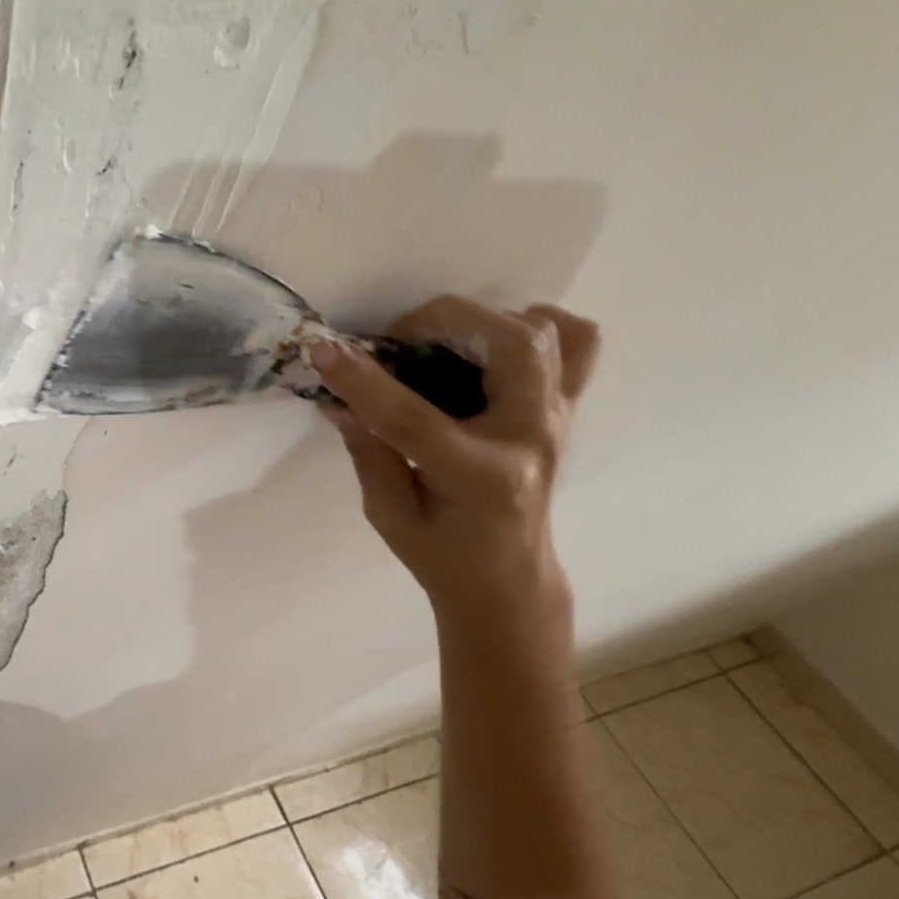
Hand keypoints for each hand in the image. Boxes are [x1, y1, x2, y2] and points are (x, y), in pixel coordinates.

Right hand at [305, 295, 599, 620]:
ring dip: (485, 321)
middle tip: (396, 341)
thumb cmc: (440, 554)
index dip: (363, 380)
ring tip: (438, 342)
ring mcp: (557, 418)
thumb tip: (338, 398)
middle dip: (442, 322)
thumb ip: (368, 451)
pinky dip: (534, 326)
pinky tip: (487, 345)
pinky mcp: (566, 408)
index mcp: (481, 476)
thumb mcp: (387, 513)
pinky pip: (576, 343)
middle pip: (509, 344)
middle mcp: (530, 437)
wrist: (507, 577)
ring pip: (546, 332)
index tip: (321, 350)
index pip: (413, 417)